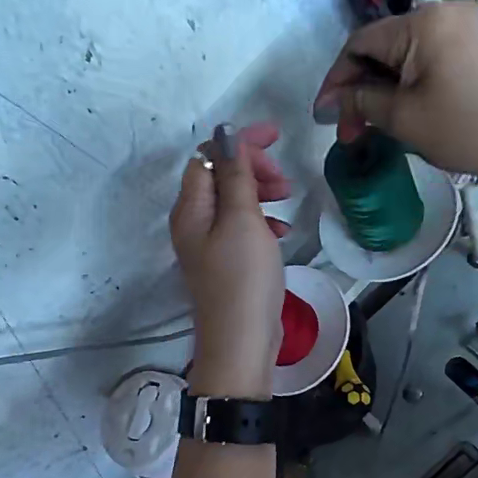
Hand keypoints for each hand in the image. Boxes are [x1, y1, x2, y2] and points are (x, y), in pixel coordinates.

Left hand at [170, 123, 289, 399]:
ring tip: (287, 201)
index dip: (239, 143)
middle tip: (284, 180)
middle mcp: (193, 223)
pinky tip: (281, 232)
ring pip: (233, 203)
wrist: (242, 343)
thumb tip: (226, 134)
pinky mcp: (226, 265)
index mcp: (190, 209)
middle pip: (219, 178)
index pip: (207, 157)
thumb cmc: (243, 279)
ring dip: (259, 194)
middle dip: (252, 169)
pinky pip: (241, 229)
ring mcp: (209, 246)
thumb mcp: (243, 221)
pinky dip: (261, 222)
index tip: (276, 138)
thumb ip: (236, 176)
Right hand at [312, 1, 477, 203]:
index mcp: (424, 20)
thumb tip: (336, 100)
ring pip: (415, 57)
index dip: (337, 80)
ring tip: (386, 130)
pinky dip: (422, 87)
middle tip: (355, 133)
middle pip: (388, 47)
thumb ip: (363, 103)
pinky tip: (420, 117)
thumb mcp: (406, 120)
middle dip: (366, 90)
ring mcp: (475, 28)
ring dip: (393, 91)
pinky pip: (442, 62)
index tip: (326, 117)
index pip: (361, 42)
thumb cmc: (470, 131)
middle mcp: (449, 11)